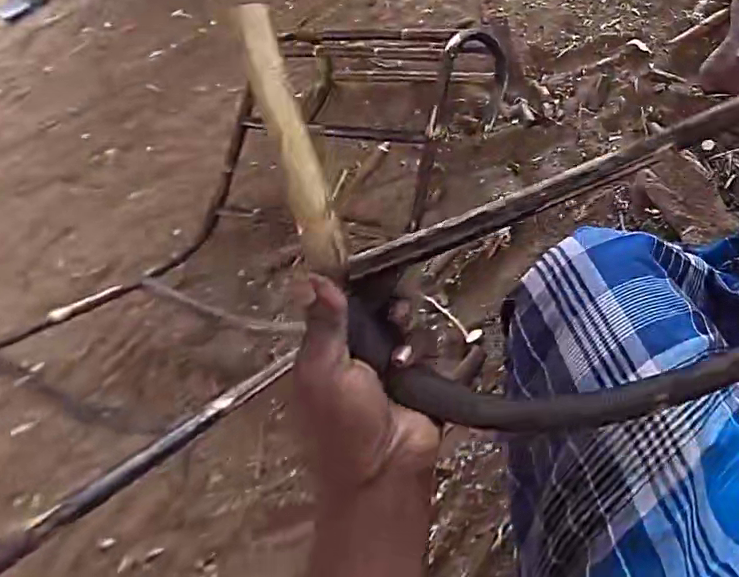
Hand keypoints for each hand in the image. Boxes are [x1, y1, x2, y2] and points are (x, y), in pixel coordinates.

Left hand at [293, 275, 440, 497]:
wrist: (383, 473)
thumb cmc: (342, 425)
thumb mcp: (323, 371)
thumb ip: (323, 324)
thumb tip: (310, 277)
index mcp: (328, 347)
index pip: (343, 300)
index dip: (358, 282)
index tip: (374, 266)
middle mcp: (359, 349)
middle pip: (381, 305)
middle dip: (391, 303)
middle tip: (396, 311)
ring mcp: (391, 361)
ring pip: (407, 321)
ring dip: (407, 332)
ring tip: (401, 357)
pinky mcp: (420, 371)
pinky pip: (427, 342)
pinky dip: (423, 351)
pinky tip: (414, 369)